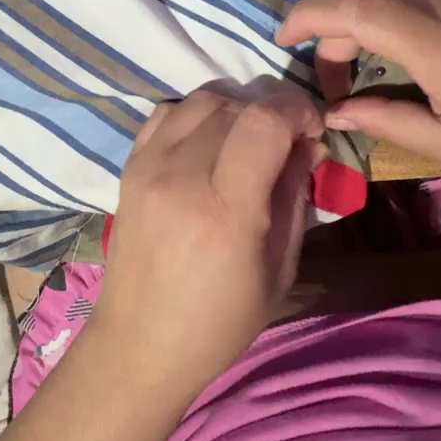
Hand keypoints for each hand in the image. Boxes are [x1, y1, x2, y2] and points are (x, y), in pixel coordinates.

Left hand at [93, 83, 324, 392]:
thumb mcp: (278, 268)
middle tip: (286, 140)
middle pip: (234, 106)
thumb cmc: (220, 320)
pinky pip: (166, 112)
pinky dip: (195, 114)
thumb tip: (307, 143)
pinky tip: (208, 141)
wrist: (141, 340)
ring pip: (200, 100)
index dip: (296, 111)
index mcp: (224, 211)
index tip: (312, 128)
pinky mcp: (129, 166)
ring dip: (234, 109)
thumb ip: (294, 197)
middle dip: (270, 112)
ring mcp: (148, 167)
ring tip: (247, 140)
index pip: (263, 123)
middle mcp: (181, 177)